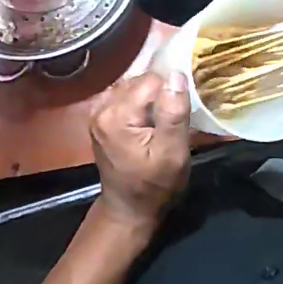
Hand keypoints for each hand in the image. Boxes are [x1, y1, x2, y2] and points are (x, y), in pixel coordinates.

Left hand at [89, 71, 190, 232]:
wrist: (129, 208)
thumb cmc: (154, 185)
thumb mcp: (172, 153)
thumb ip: (173, 113)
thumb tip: (176, 75)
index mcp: (116, 115)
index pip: (151, 80)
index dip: (172, 90)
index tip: (184, 107)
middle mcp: (102, 108)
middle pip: (139, 80)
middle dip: (160, 92)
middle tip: (175, 115)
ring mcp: (98, 112)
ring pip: (132, 85)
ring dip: (151, 97)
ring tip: (164, 117)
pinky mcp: (101, 117)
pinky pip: (124, 96)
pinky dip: (140, 102)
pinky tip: (150, 119)